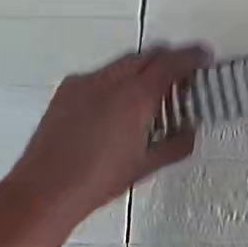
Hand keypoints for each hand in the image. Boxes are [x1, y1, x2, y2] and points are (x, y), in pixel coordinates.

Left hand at [9, 45, 210, 227]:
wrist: (43, 192)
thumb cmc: (94, 181)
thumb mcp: (146, 165)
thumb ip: (177, 144)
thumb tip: (189, 133)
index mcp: (136, 96)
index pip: (174, 61)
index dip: (193, 56)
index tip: (203, 58)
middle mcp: (112, 81)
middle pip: (150, 54)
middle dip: (169, 61)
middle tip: (180, 79)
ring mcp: (86, 82)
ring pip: (125, 62)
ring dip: (143, 69)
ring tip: (148, 96)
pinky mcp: (67, 90)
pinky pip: (100, 74)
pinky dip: (116, 80)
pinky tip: (115, 106)